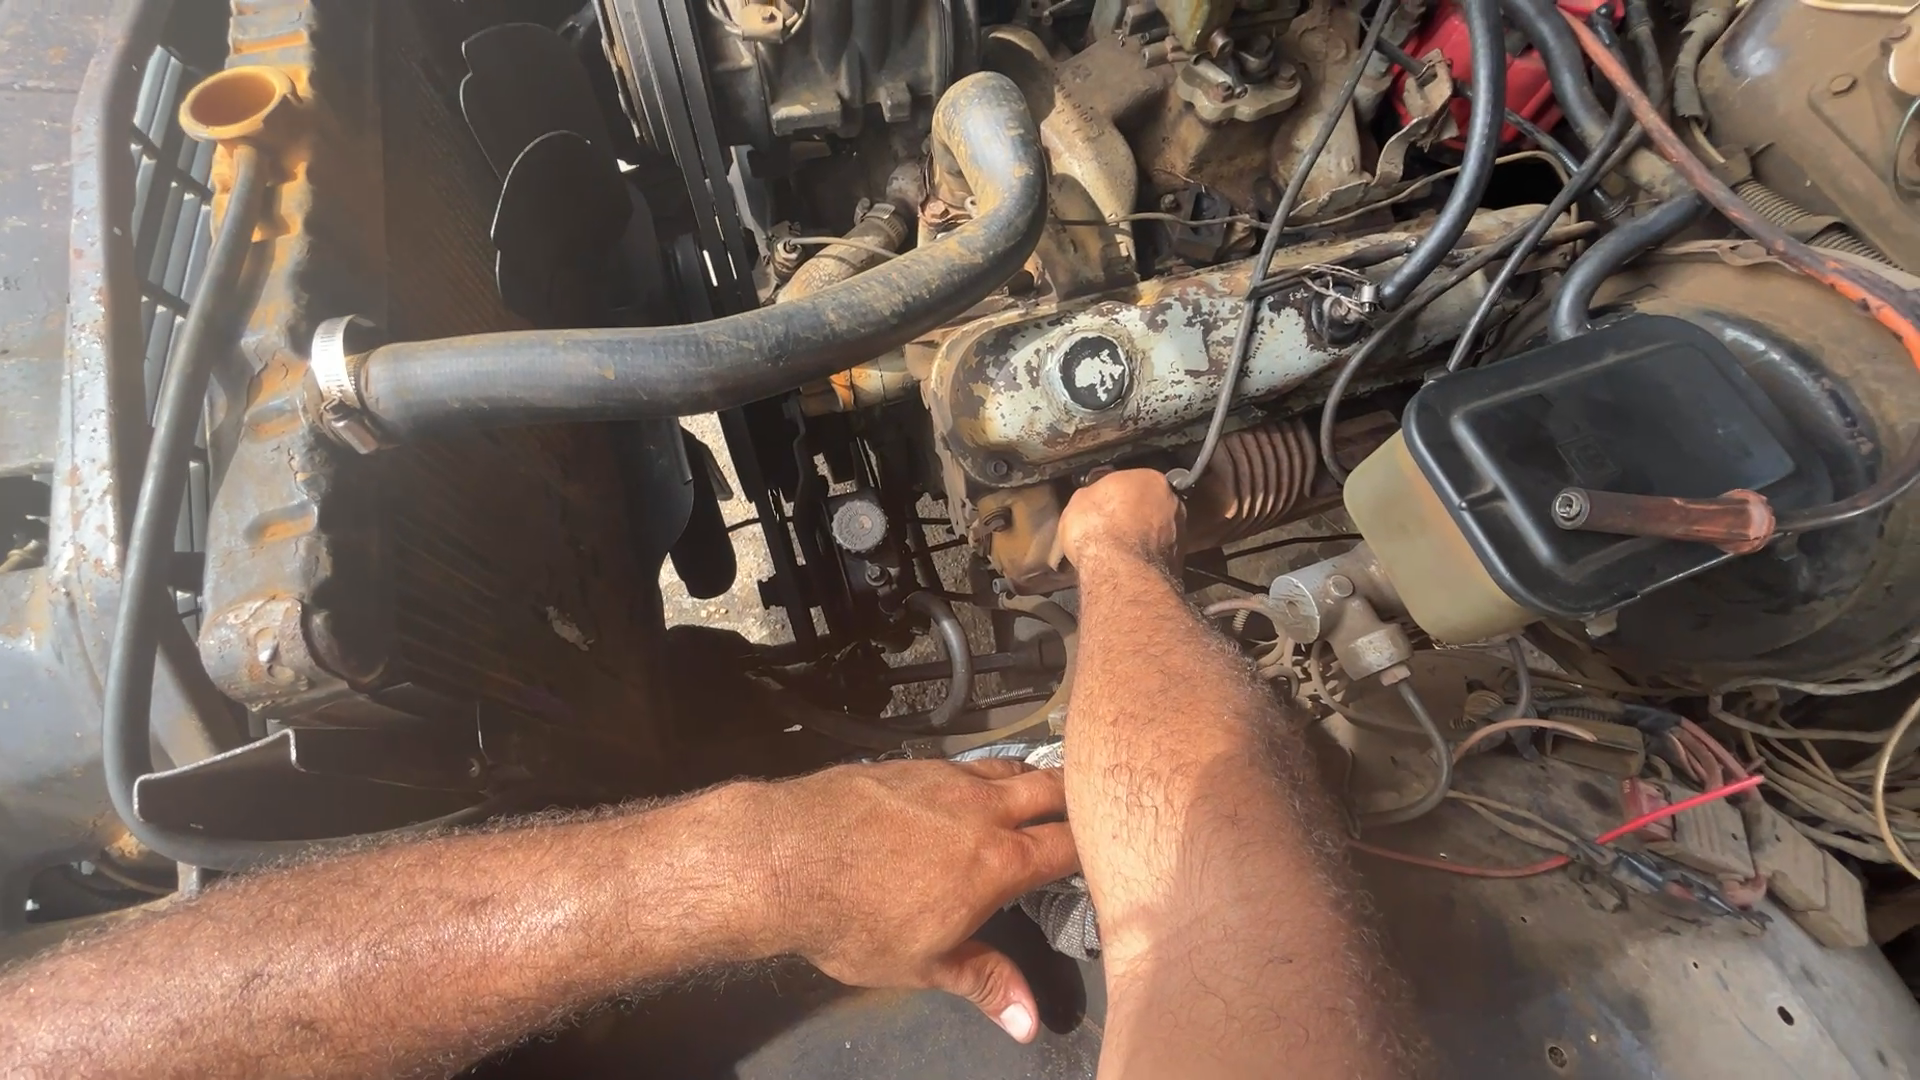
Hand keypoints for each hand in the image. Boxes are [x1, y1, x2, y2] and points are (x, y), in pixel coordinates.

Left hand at [743, 759, 1076, 1041]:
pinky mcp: (915, 763)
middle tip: (1087, 810)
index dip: (1092, 849)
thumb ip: (985, 982)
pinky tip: (968, 790)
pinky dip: (984, 774)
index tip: (1104, 855)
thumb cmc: (856, 919)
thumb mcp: (924, 964)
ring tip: (1036, 794)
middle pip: (1050, 786)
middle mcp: (982, 808)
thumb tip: (1030, 1021)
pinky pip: (967, 763)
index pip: (1065, 844)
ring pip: (1010, 766)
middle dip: (1075, 797)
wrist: (789, 855)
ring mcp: (947, 777)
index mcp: (996, 860)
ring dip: (1030, 779)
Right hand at [1051, 468, 1183, 569]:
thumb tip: (1090, 499)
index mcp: (1149, 478)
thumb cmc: (1100, 532)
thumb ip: (1091, 495)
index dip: (1114, 494)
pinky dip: (1146, 558)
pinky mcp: (1179, 561)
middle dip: (1133, 515)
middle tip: (1110, 528)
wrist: (1119, 573)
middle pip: (1150, 504)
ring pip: (1157, 530)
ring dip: (1142, 538)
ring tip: (1117, 551)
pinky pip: (1159, 554)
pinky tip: (1126, 566)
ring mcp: (1179, 532)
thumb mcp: (1078, 502)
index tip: (1102, 505)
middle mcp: (1171, 502)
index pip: (1131, 480)